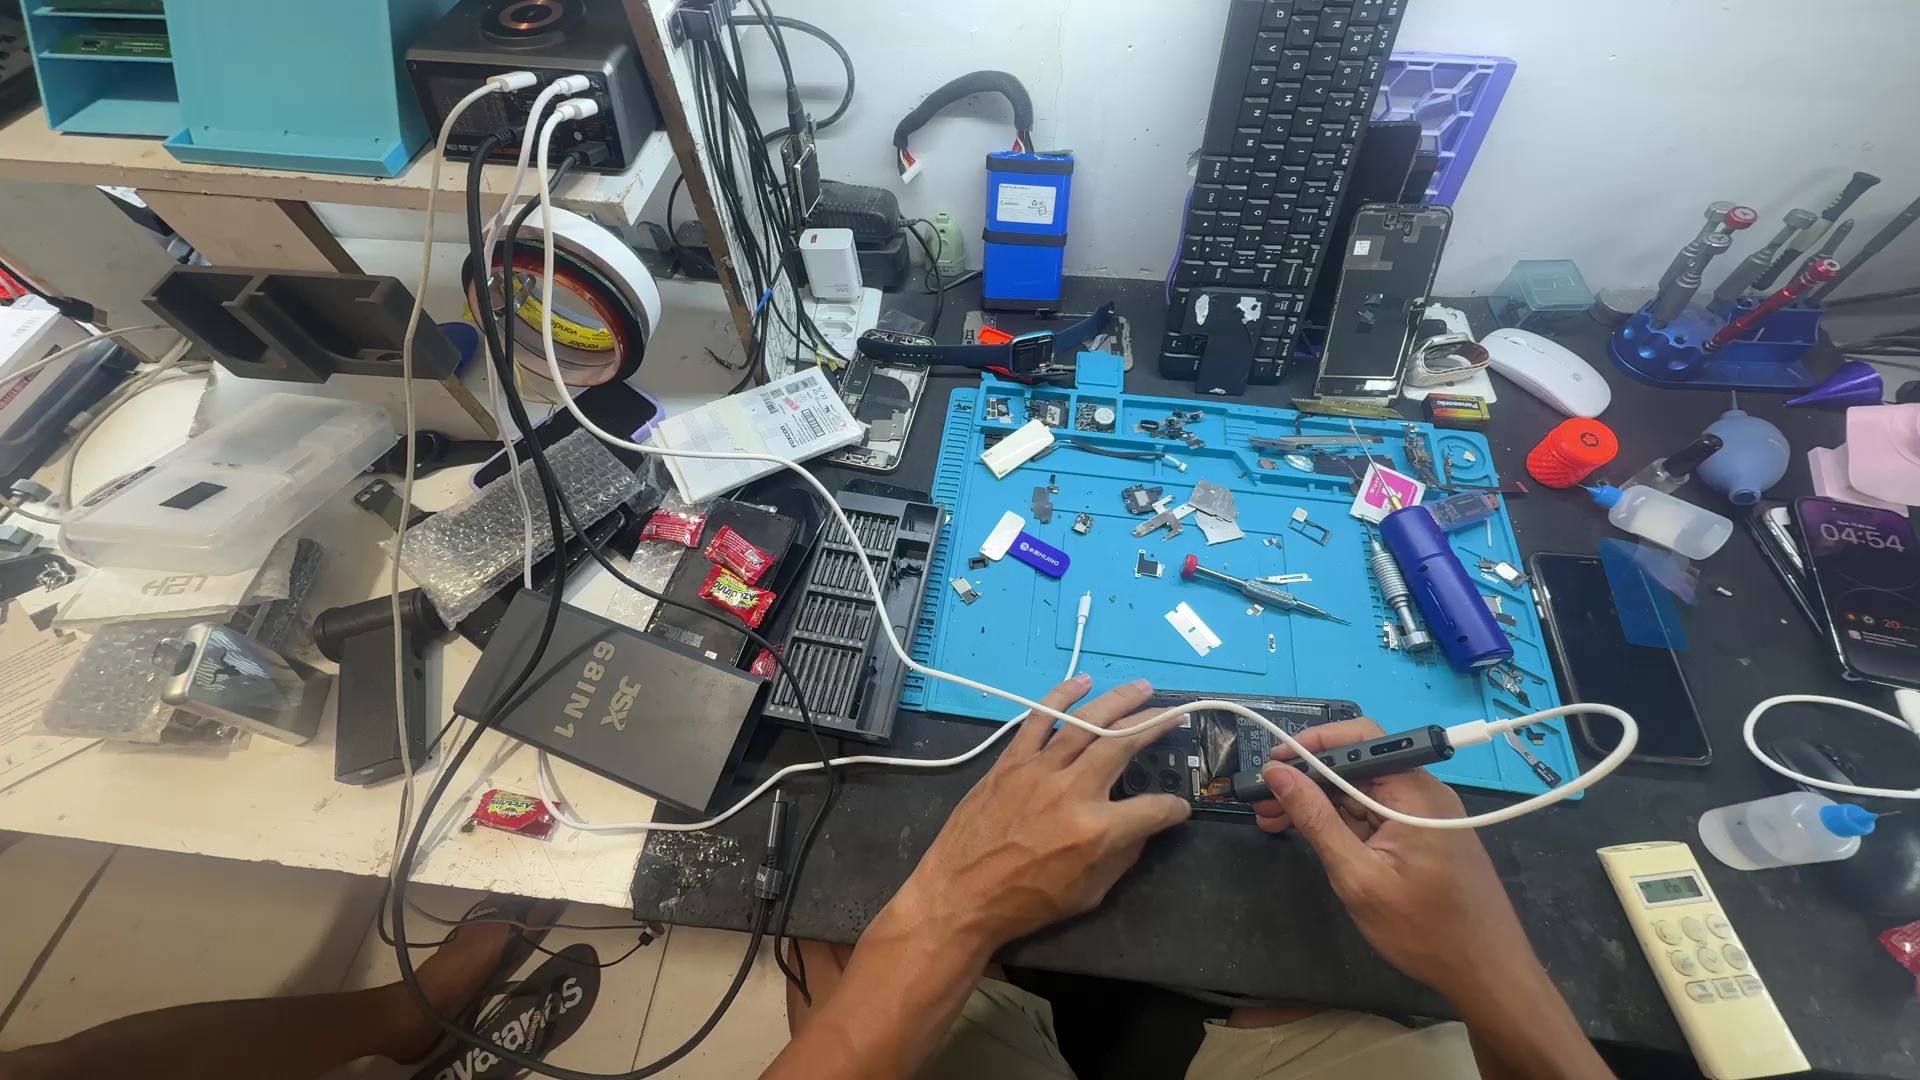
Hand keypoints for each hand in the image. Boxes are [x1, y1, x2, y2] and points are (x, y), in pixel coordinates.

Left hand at [876, 676, 1190, 957]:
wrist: (961, 892)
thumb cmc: (1026, 902)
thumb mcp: (1088, 894)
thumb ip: (1122, 856)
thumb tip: (1144, 827)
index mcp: (1096, 831)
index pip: (1151, 809)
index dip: (1172, 808)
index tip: (1179, 806)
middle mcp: (1071, 790)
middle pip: (1121, 744)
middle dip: (1152, 724)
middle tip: (1172, 711)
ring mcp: (1039, 769)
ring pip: (1084, 723)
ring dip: (1117, 701)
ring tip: (1141, 688)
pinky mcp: (1012, 759)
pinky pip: (1040, 718)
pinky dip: (1061, 697)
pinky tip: (1082, 682)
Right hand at [1253, 718, 1541, 1000]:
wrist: (1490, 982)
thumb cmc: (1425, 930)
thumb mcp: (1358, 875)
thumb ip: (1316, 818)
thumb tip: (1276, 772)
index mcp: (1415, 792)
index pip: (1361, 739)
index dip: (1313, 742)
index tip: (1274, 762)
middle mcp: (1421, 793)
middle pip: (1354, 765)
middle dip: (1304, 777)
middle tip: (1261, 797)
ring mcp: (1419, 815)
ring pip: (1356, 790)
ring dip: (1313, 800)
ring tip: (1269, 818)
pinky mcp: (1416, 835)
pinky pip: (1367, 813)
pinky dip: (1333, 819)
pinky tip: (1300, 830)